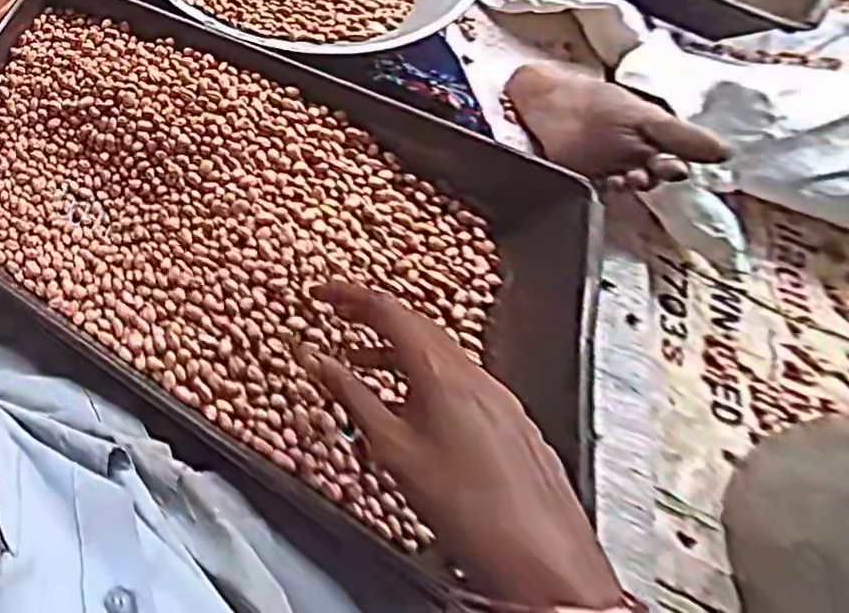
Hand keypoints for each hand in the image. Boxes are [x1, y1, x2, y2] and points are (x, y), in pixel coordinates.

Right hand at [307, 282, 622, 608]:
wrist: (549, 571)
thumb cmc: (468, 509)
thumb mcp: (389, 445)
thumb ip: (348, 392)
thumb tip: (313, 358)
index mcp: (443, 375)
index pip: (388, 310)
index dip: (348, 294)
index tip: (322, 292)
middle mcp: (477, 379)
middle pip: (417, 324)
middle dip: (371, 313)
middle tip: (337, 313)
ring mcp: (503, 402)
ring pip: (440, 352)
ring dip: (395, 345)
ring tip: (361, 358)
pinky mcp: (516, 426)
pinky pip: (462, 379)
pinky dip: (424, 372)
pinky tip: (407, 399)